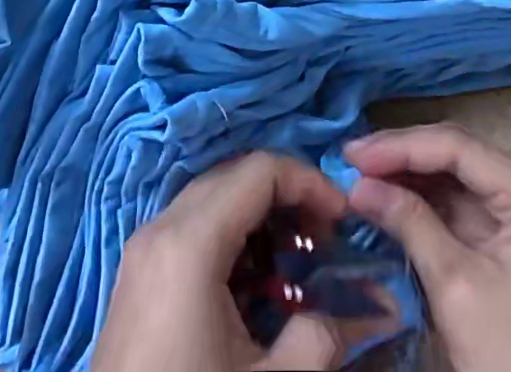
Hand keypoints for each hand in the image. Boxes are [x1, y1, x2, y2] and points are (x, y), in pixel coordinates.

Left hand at [92, 152, 353, 371]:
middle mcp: (160, 228)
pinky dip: (230, 234)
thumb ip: (321, 338)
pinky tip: (256, 280)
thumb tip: (373, 309)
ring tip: (298, 258)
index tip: (345, 219)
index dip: (309, 182)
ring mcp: (143, 248)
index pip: (258, 172)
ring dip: (258, 214)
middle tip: (327, 238)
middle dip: (287, 195)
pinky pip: (190, 226)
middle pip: (233, 177)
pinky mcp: (138, 272)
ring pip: (211, 198)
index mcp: (189, 242)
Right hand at [346, 124, 510, 371]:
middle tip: (350, 159)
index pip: (459, 148)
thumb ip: (409, 223)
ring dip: (405, 176)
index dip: (402, 145)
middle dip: (401, 155)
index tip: (353, 155)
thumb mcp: (457, 285)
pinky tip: (384, 200)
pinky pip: (453, 209)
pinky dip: (417, 203)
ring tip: (359, 175)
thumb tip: (356, 185)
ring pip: (451, 179)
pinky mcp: (502, 247)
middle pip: (456, 156)